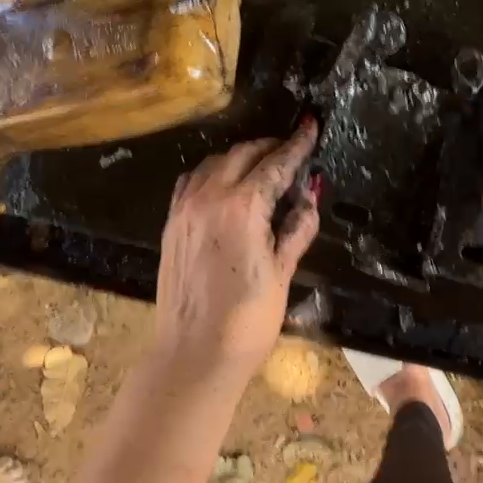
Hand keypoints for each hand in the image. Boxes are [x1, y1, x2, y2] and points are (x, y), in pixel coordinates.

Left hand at [153, 120, 320, 384]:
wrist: (192, 357)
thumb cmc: (246, 321)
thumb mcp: (282, 273)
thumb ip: (298, 228)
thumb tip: (310, 196)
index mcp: (242, 207)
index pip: (275, 163)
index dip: (296, 144)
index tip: (311, 125)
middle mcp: (210, 197)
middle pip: (244, 154)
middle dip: (270, 147)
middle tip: (291, 149)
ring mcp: (185, 208)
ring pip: (216, 162)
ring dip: (242, 157)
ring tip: (262, 166)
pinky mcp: (171, 222)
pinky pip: (193, 181)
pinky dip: (213, 172)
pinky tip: (226, 184)